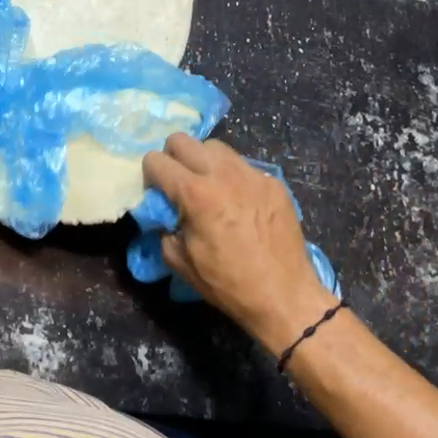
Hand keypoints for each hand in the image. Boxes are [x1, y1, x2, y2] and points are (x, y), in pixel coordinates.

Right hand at [143, 134, 335, 354]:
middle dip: (173, 158)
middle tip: (180, 184)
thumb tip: (163, 214)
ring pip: (214, 146)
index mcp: (195, 194)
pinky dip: (233, 177)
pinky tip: (241, 202)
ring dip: (204, 161)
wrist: (287, 298)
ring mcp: (250, 174)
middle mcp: (221, 174)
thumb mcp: (181, 262)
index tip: (158, 193)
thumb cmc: (230, 284)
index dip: (150, 175)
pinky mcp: (272, 181)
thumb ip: (163, 229)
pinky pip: (242, 165)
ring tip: (211, 187)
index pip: (155, 160)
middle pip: (181, 139)